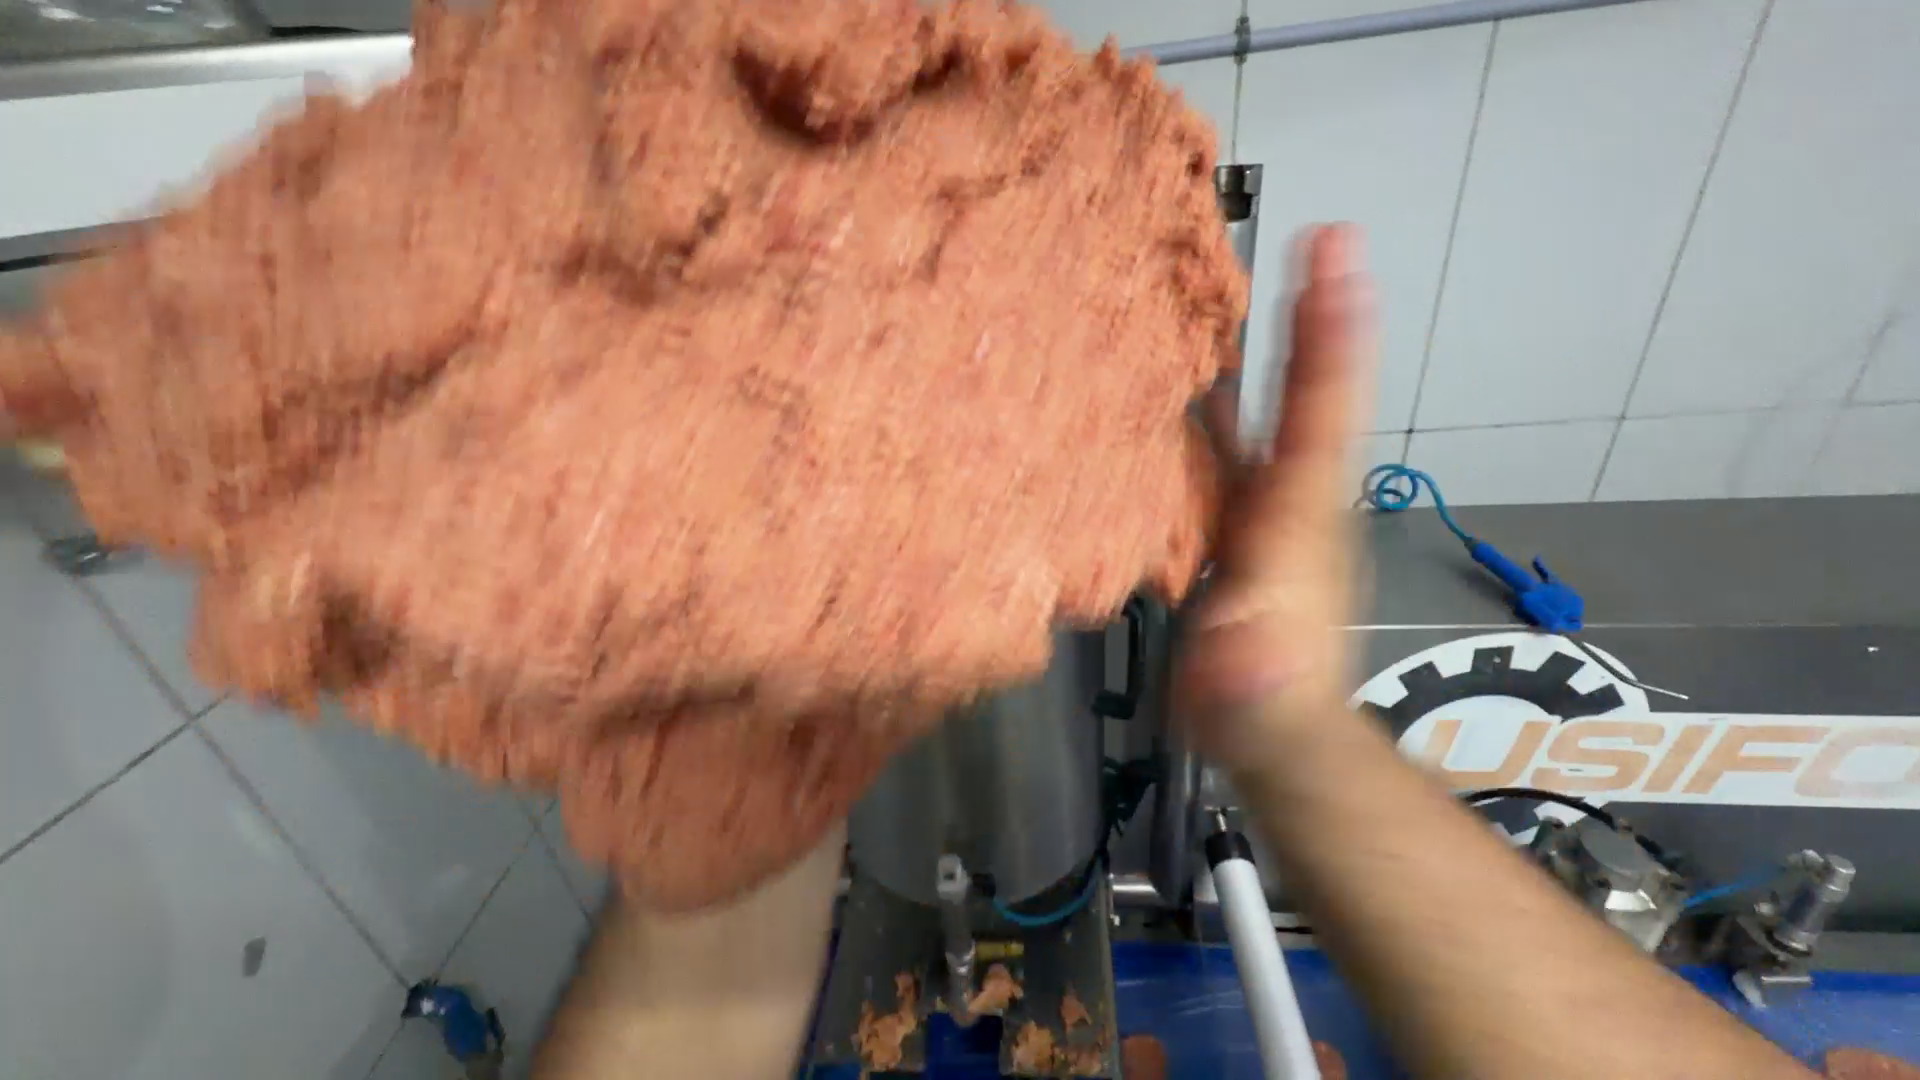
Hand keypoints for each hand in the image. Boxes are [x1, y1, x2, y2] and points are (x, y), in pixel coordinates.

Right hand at [1175, 224, 1374, 773]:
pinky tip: (1204, 384)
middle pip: (1308, 395)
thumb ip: (1246, 673)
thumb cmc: (1264, 703)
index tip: (1336, 258)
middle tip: (1318, 241)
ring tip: (1261, 287)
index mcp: (1295, 521)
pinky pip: (1241, 448)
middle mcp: (1293, 498)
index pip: (1318, 417)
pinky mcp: (1242, 525)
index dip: (1327, 338)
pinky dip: (1232, 406)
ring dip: (1278, 349)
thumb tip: (1233, 659)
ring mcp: (1270, 509)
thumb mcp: (1256, 693)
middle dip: (1313, 319)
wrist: (1276, 729)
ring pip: (1277, 414)